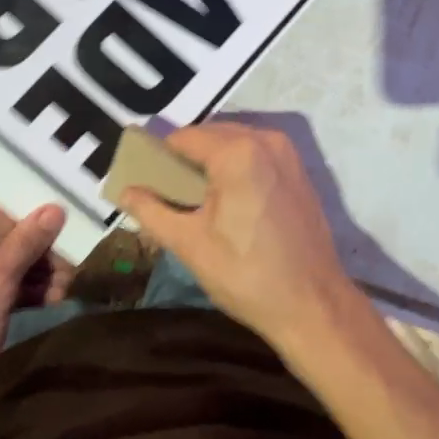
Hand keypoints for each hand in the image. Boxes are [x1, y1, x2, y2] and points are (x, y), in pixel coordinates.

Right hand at [114, 123, 356, 351]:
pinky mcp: (299, 169)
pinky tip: (227, 199)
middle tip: (167, 192)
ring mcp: (287, 153)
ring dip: (212, 161)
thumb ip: (153, 211)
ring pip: (235, 142)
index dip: (160, 156)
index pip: (184, 138)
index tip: (146, 180)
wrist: (313, 303)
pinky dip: (237, 166)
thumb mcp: (190, 244)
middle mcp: (265, 140)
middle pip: (211, 135)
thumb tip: (125, 191)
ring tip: (194, 198)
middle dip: (187, 158)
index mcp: (237, 152)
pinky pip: (257, 154)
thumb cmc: (247, 274)